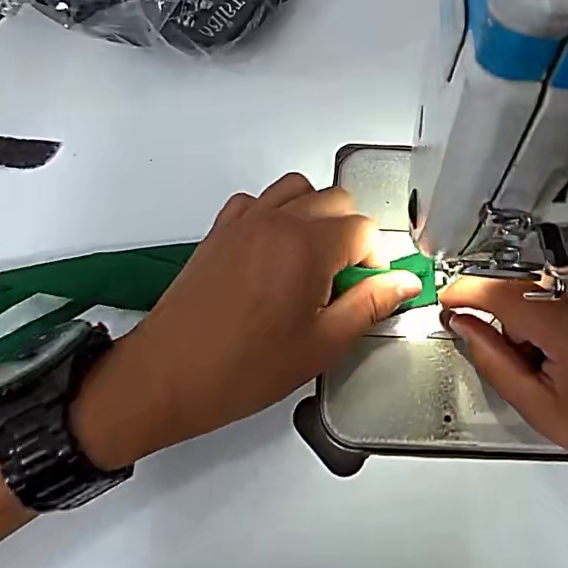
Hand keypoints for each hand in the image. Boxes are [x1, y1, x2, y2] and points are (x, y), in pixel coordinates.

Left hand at [71, 173, 422, 466]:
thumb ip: (370, 305)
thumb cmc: (235, 369)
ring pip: (299, 190)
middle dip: (353, 234)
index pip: (365, 229)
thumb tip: (402, 284)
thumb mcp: (321, 345)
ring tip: (315, 261)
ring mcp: (243, 222)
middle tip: (347, 279)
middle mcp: (274, 223)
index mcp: (304, 247)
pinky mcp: (221, 231)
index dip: (377, 260)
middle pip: (337, 200)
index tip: (370, 287)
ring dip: (317, 216)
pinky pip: (259, 201)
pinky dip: (277, 214)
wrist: (165, 377)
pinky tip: (278, 253)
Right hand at [439, 277, 567, 519]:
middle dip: (511, 311)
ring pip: (560, 278)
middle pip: (531, 282)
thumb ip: (496, 360)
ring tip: (565, 356)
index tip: (447, 301)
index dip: (466, 292)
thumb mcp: (546, 409)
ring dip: (544, 307)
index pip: (501, 290)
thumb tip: (463, 323)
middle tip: (525, 355)